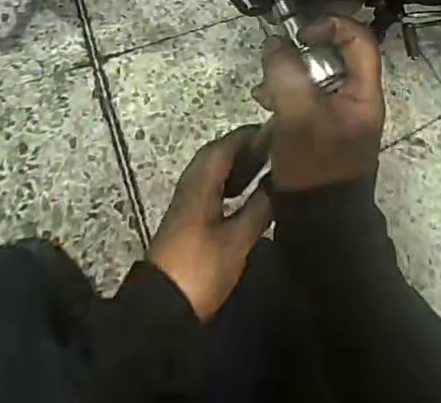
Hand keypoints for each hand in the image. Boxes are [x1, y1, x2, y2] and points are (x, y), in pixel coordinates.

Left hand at [148, 127, 274, 320]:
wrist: (162, 308)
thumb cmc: (200, 267)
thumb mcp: (237, 240)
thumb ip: (259, 208)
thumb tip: (278, 183)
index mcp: (201, 181)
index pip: (227, 144)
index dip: (251, 135)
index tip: (278, 132)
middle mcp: (192, 183)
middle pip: (218, 154)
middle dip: (245, 148)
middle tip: (276, 149)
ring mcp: (187, 202)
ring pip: (214, 171)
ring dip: (237, 165)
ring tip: (266, 167)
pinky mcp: (187, 219)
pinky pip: (211, 187)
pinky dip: (230, 183)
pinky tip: (246, 195)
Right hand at [252, 15, 385, 191]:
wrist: (317, 224)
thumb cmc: (315, 168)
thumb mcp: (298, 118)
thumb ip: (286, 76)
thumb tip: (275, 43)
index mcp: (364, 93)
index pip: (360, 39)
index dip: (333, 26)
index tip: (302, 34)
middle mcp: (356, 97)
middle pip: (334, 54)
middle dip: (302, 52)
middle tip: (276, 60)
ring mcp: (338, 111)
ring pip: (316, 74)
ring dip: (289, 72)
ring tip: (264, 87)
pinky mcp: (320, 124)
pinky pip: (305, 94)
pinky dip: (285, 90)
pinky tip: (264, 99)